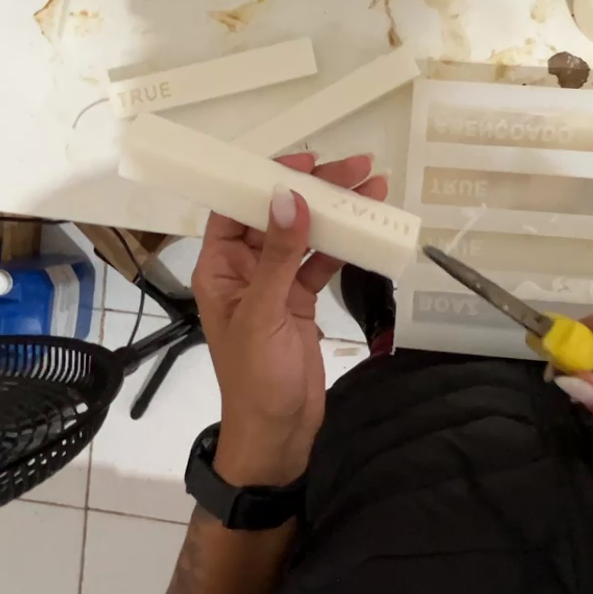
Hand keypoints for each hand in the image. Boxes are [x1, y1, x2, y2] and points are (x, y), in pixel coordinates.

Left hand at [191, 153, 387, 486]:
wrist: (279, 432)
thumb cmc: (257, 379)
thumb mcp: (265, 314)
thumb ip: (279, 255)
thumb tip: (289, 198)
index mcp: (220, 268)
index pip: (237, 208)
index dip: (267, 180)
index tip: (306, 161)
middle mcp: (245, 269)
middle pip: (277, 215)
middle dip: (315, 190)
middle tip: (356, 168)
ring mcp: (275, 284)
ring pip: (304, 236)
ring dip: (335, 213)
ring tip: (372, 187)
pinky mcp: (300, 300)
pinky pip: (320, 263)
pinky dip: (343, 246)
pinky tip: (367, 229)